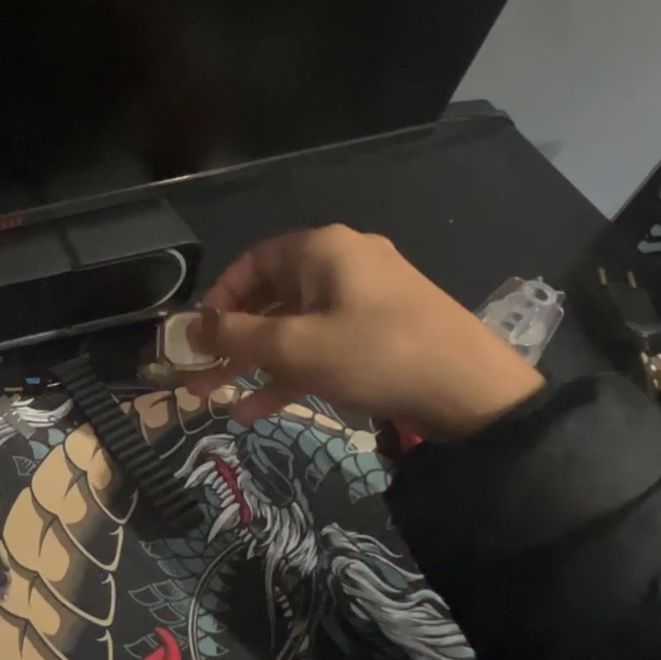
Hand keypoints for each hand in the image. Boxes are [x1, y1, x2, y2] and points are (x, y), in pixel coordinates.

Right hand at [187, 224, 543, 439]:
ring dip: (255, 363)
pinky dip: (292, 371)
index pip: (251, 262)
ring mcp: (364, 299)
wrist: (473, 391)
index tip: (198, 335)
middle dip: (231, 341)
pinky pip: (322, 344)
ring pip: (294, 327)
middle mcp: (341, 264)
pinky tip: (259, 409)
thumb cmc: (373, 353)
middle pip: (270, 298)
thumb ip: (234, 336)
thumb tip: (188, 329)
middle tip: (199, 374)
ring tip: (219, 398)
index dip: (218, 298)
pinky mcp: (380, 331)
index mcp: (321, 250)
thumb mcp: (294, 346)